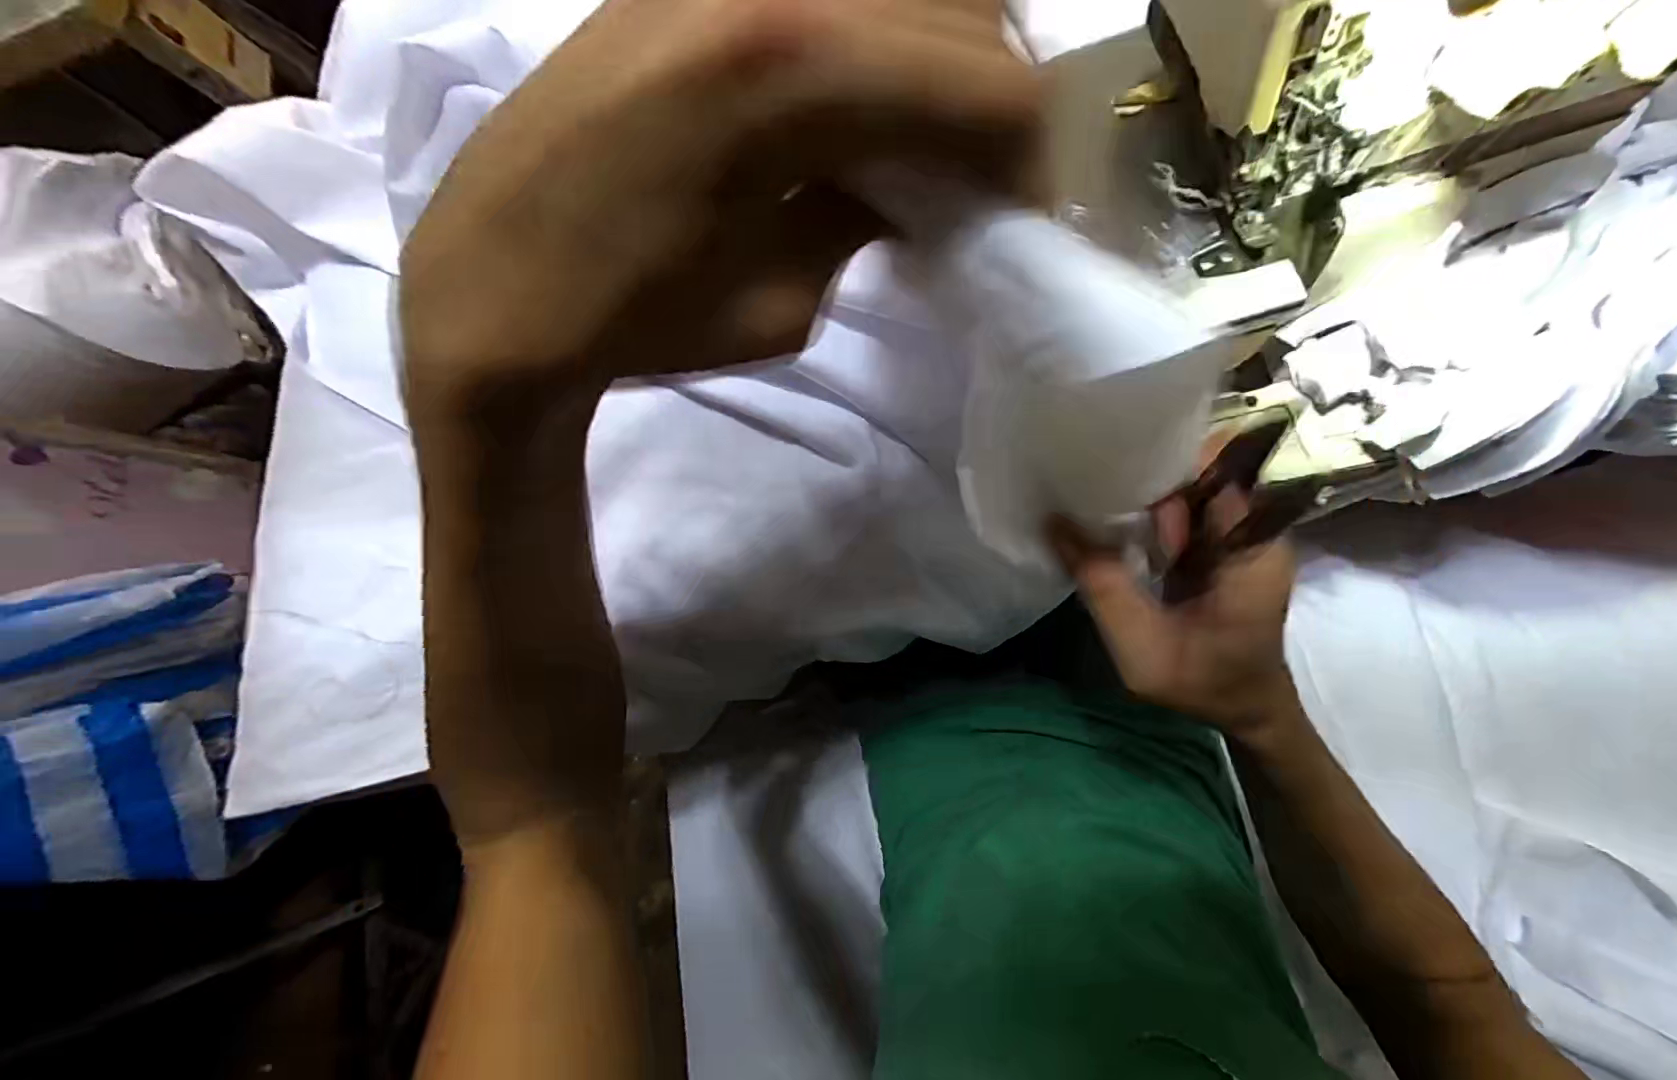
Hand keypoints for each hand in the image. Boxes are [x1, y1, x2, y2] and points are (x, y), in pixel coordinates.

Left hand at [400, 0, 1037, 426]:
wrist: (496, 287)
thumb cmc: (644, 321)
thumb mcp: (787, 299)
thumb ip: (867, 217)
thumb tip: (918, 184)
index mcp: (794, 73)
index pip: (986, 85)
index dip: (1029, 160)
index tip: (1021, 218)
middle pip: (966, 12)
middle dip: (1001, 107)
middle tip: (988, 183)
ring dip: (949, 63)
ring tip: (933, 146)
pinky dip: (886, 43)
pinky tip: (866, 110)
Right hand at [1049, 483, 1302, 736]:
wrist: (1243, 710)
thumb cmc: (1203, 683)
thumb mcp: (1141, 644)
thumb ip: (1102, 583)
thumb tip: (1054, 522)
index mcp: (1253, 548)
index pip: (1218, 469)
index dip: (1167, 461)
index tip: (1117, 466)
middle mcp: (1257, 530)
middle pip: (1202, 473)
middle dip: (1151, 480)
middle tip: (1100, 495)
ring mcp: (1241, 537)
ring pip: (1190, 490)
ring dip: (1148, 499)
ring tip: (1103, 508)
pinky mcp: (1222, 546)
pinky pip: (1186, 511)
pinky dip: (1152, 515)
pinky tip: (1120, 524)